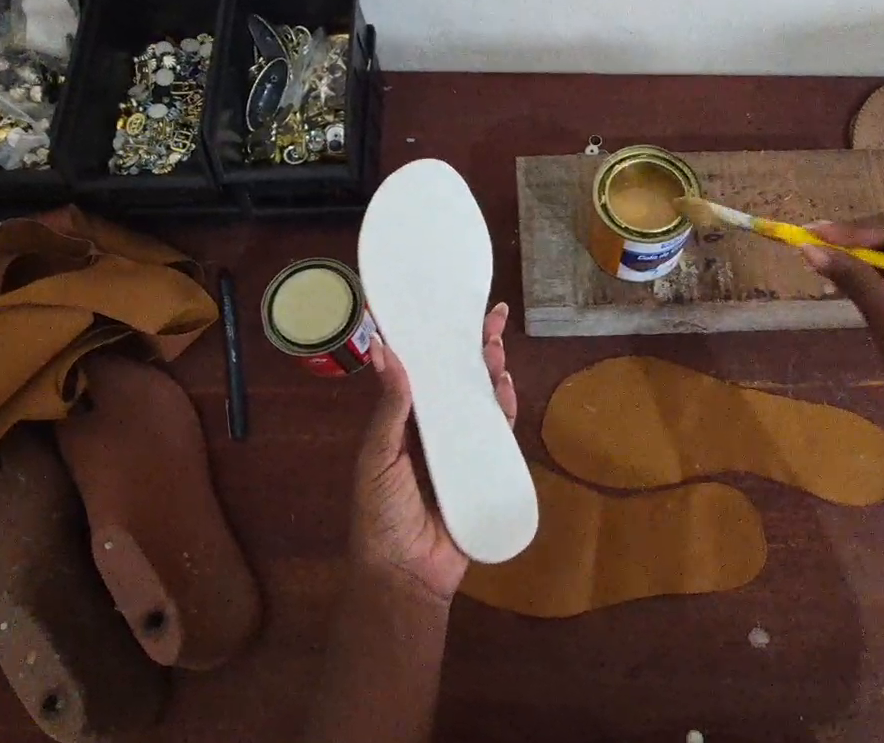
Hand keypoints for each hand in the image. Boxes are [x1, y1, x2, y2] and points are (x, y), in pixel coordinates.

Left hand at [349, 302, 516, 603]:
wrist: (405, 574)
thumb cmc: (381, 514)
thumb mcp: (378, 458)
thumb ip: (389, 409)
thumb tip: (385, 351)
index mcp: (407, 421)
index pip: (425, 371)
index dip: (438, 341)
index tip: (452, 309)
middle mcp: (437, 428)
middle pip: (460, 380)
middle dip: (476, 348)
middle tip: (492, 320)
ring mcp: (463, 448)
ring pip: (482, 401)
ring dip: (491, 373)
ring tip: (496, 350)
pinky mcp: (485, 469)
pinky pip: (498, 435)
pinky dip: (504, 411)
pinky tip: (505, 390)